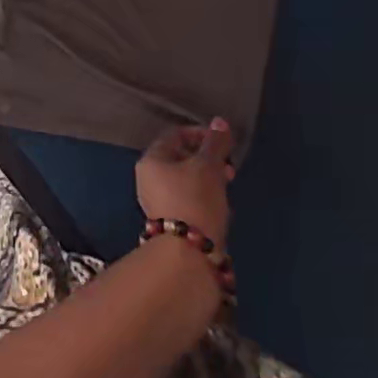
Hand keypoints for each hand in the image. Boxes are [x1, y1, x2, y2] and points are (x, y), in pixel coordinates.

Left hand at [136, 118, 235, 244]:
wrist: (189, 255)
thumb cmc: (195, 200)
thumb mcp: (209, 167)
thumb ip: (215, 143)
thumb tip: (220, 122)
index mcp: (151, 160)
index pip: (175, 135)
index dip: (200, 134)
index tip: (223, 142)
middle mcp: (148, 178)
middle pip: (180, 157)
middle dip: (207, 159)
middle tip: (228, 167)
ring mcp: (157, 202)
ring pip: (185, 180)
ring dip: (208, 178)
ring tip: (227, 186)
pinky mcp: (170, 222)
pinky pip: (187, 199)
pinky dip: (203, 196)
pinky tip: (219, 206)